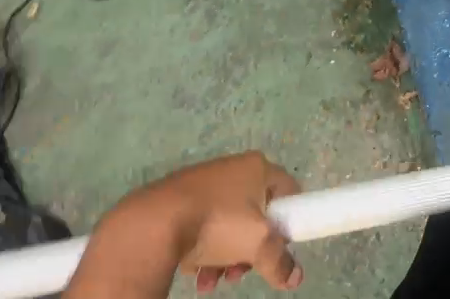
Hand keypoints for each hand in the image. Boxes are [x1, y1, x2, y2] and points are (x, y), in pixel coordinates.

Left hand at [141, 152, 303, 291]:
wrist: (153, 224)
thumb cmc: (217, 223)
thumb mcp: (257, 244)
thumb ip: (280, 261)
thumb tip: (295, 278)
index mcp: (257, 167)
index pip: (287, 190)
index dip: (288, 220)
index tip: (278, 246)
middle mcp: (233, 169)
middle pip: (254, 214)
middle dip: (249, 249)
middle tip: (239, 271)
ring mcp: (204, 183)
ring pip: (226, 223)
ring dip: (224, 256)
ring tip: (211, 281)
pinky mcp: (179, 199)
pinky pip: (201, 224)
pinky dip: (202, 248)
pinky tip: (194, 271)